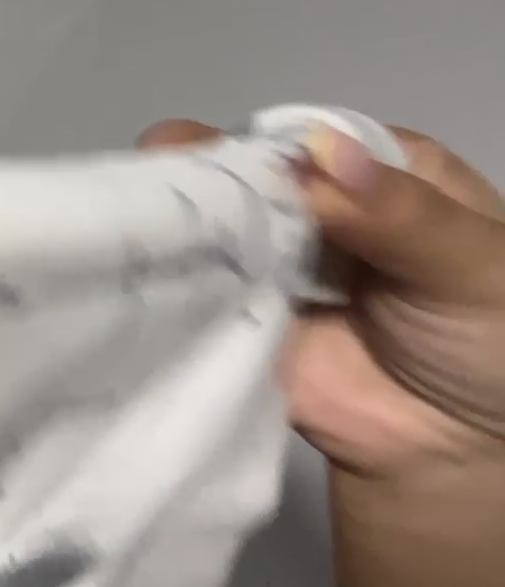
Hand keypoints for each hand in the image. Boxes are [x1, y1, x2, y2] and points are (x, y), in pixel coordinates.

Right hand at [139, 121, 504, 481]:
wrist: (447, 445)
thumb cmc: (490, 340)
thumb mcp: (473, 269)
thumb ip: (401, 216)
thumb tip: (320, 157)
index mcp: (367, 174)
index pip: (291, 140)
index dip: (241, 146)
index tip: (189, 165)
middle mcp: (299, 208)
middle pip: (226, 179)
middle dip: (184, 186)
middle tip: (140, 204)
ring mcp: (250, 259)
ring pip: (193, 227)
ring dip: (157, 230)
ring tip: (119, 236)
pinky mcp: (217, 305)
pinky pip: (177, 284)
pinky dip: (151, 278)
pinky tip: (123, 273)